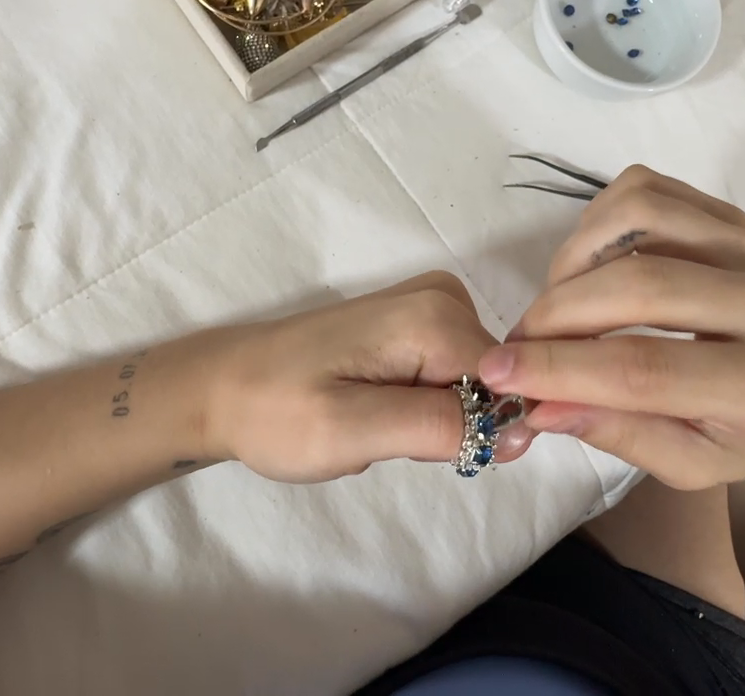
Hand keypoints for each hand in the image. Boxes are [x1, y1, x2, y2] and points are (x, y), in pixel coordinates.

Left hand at [198, 271, 507, 483]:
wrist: (224, 385)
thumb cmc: (277, 411)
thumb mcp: (352, 431)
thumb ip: (439, 426)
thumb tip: (520, 431)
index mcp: (433, 317)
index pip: (509, 387)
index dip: (478, 431)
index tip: (421, 447)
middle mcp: (443, 297)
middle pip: (491, 383)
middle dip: (449, 422)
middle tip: (384, 430)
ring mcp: (431, 303)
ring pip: (473, 384)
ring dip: (433, 415)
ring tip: (376, 416)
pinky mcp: (417, 320)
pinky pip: (451, 373)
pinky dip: (421, 401)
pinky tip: (379, 401)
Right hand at [479, 166, 744, 491]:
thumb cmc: (739, 436)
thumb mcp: (687, 464)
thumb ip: (617, 433)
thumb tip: (537, 402)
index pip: (648, 369)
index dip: (561, 367)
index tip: (498, 372)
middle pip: (641, 286)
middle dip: (558, 312)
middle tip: (518, 339)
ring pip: (641, 216)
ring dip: (576, 256)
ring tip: (560, 300)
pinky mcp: (732, 216)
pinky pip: (646, 190)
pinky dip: (598, 220)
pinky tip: (592, 263)